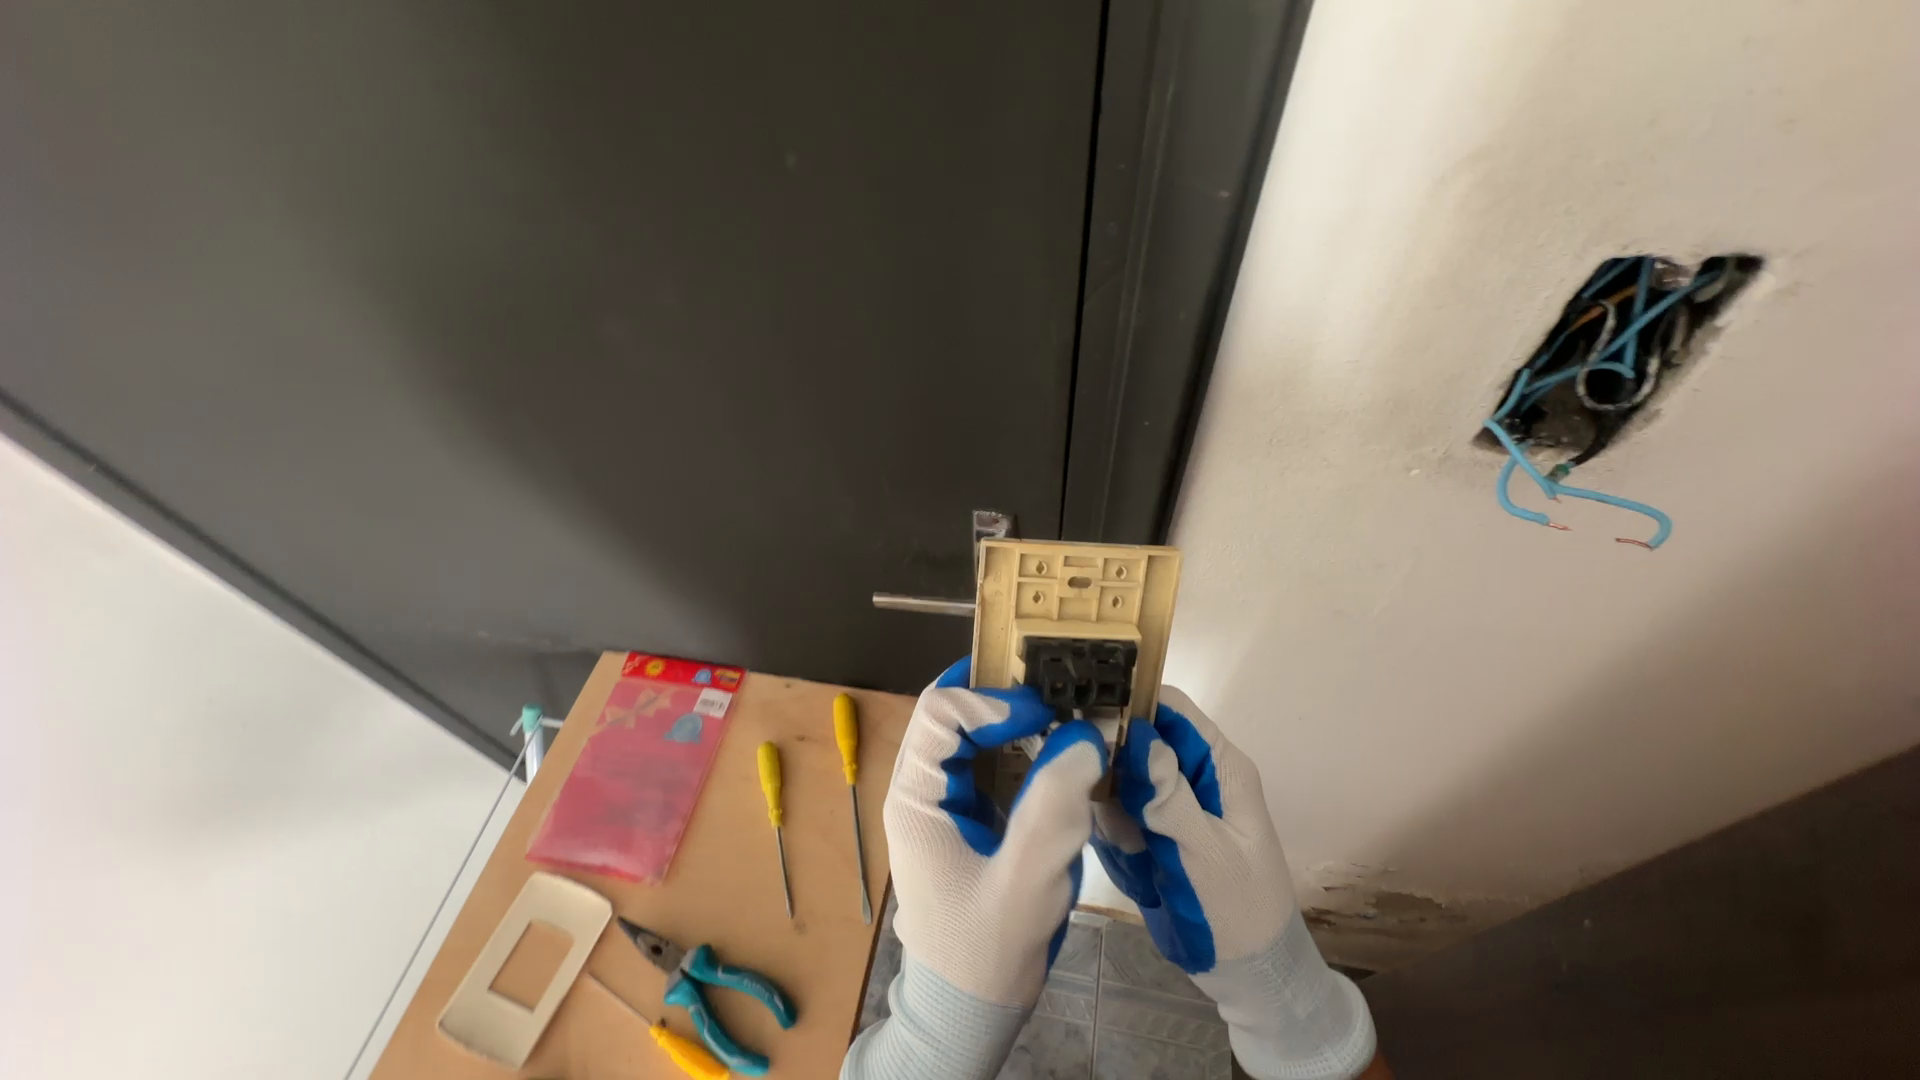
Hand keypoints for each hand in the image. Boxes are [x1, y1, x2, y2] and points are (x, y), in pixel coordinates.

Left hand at [843, 658, 1107, 1079]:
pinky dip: (1022, 745)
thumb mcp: (1026, 884)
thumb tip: (1083, 736)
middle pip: (951, 711)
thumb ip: (1053, 810)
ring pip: (970, 730)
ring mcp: (942, 798)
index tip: (1045, 714)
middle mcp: (922, 787)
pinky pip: (987, 759)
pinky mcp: (965, 812)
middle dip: (1004, 695)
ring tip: (1065, 715)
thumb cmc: (986, 950)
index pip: (940, 713)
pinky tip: (1057, 752)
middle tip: (1060, 697)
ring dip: (1015, 717)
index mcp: (917, 798)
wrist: (967, 1005)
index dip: (991, 699)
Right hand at [1090, 688, 1376, 1079]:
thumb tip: (1136, 733)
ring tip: (1128, 846)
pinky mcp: (1150, 827)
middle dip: (1112, 767)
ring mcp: (1168, 801)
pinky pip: (1115, 810)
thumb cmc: (1237, 910)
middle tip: (1104, 806)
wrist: (1248, 976)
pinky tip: (1124, 858)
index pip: (1169, 708)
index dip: (1129, 704)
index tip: (1086, 721)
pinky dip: (1111, 830)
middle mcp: (1191, 773)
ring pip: (1117, 775)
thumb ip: (1168, 794)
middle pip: (1135, 737)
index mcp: (1218, 766)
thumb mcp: (1204, 852)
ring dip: (1110, 806)